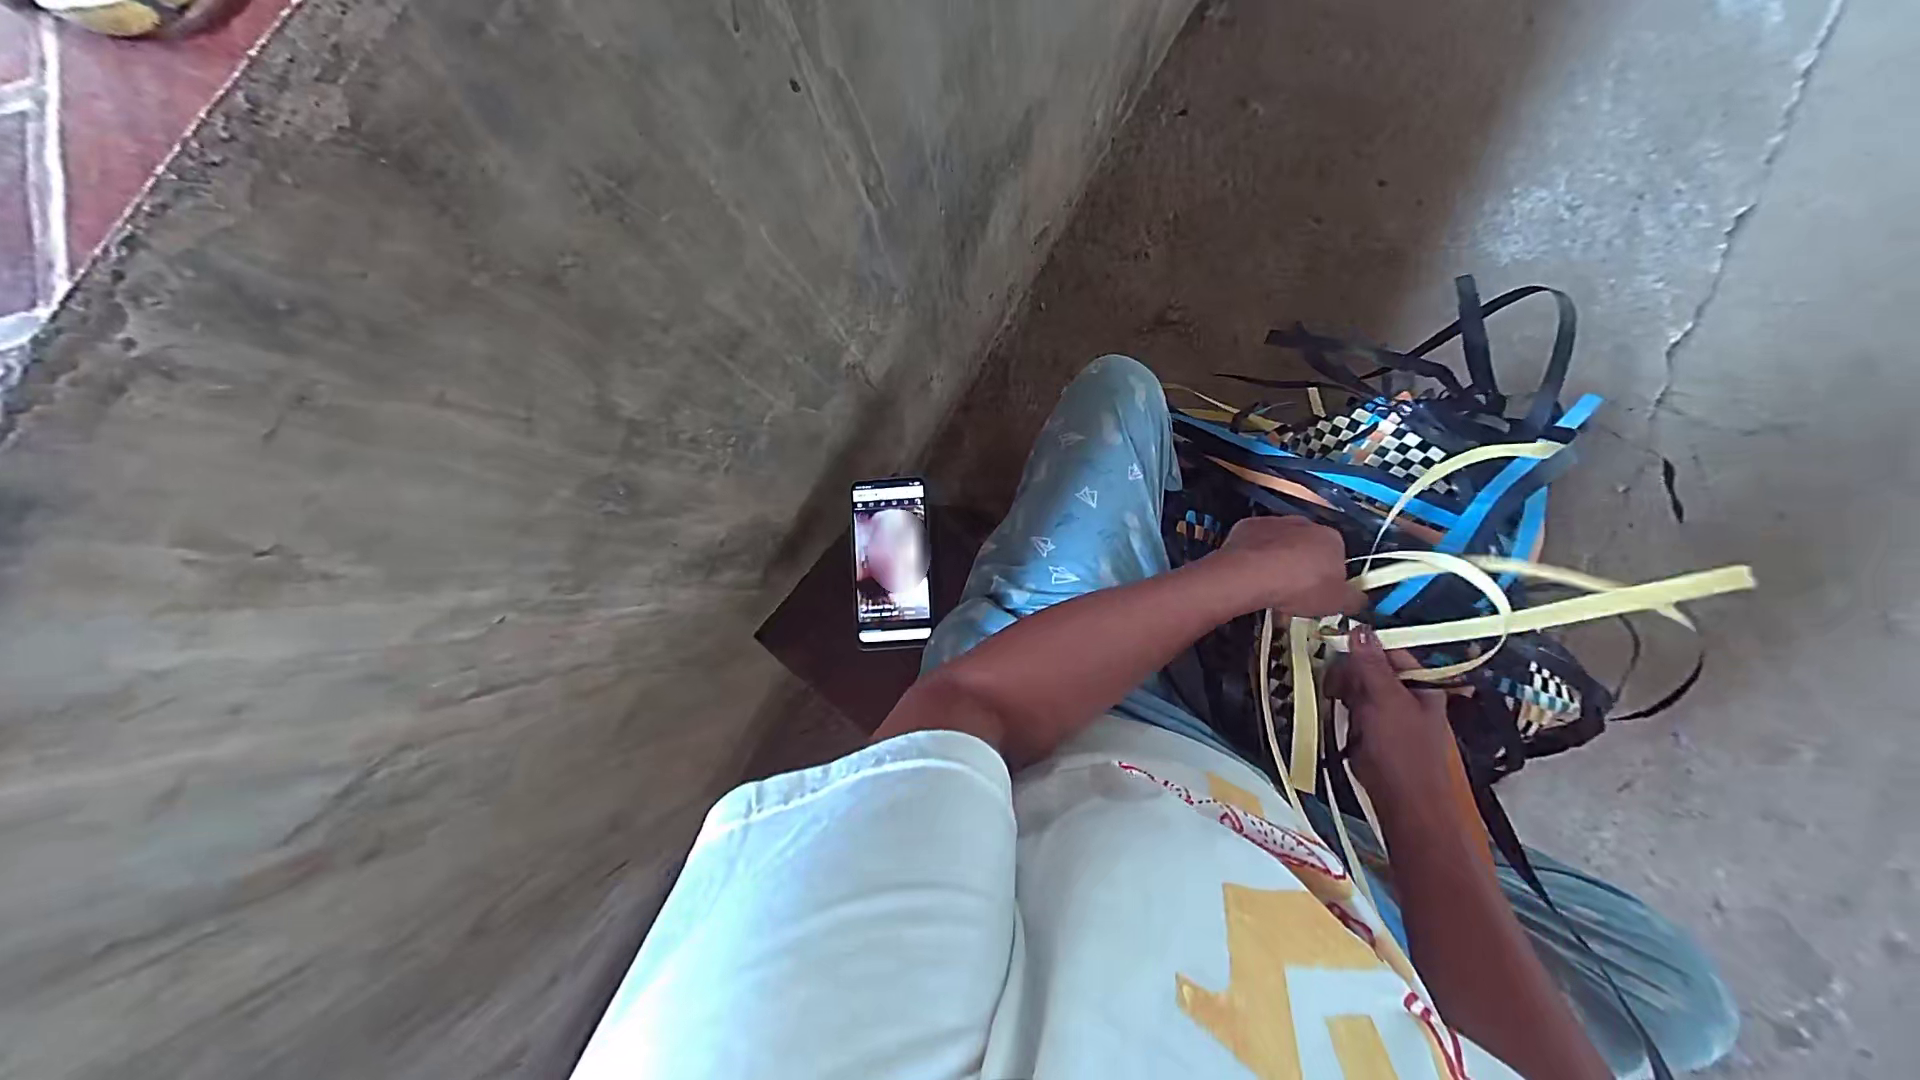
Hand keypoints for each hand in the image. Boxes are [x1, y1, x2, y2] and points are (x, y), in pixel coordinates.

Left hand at [1206, 515, 1362, 615]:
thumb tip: (1360, 600)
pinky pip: (1254, 542)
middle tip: (1293, 590)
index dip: (1327, 577)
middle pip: (1307, 547)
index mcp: (1331, 538)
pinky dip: (1253, 554)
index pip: (1337, 556)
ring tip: (1269, 584)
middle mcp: (1304, 523)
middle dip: (1302, 566)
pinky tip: (1250, 572)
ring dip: (1277, 559)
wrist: (1249, 574)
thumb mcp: (1337, 602)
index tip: (1318, 593)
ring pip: (1280, 543)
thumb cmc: (1298, 586)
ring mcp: (1273, 522)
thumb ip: (1354, 599)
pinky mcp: (1246, 526)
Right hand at [1325, 625, 1462, 802]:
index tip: (1334, 640)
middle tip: (1334, 677)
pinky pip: (1350, 703)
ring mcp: (1385, 710)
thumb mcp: (1387, 700)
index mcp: (1420, 683)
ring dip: (1341, 686)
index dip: (1363, 644)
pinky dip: (1339, 702)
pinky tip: (1332, 706)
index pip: (1389, 650)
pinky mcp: (1368, 725)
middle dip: (1349, 669)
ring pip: (1356, 683)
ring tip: (1332, 695)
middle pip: (1369, 665)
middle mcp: (1404, 693)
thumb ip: (1371, 664)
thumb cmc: (1404, 749)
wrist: (1402, 800)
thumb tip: (1359, 628)